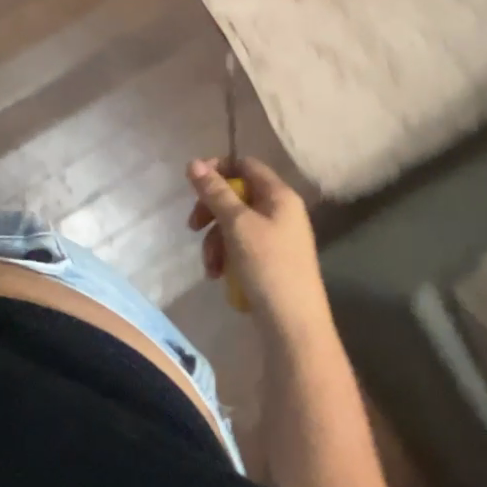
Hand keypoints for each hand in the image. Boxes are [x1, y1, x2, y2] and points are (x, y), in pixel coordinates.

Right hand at [185, 157, 331, 336]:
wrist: (293, 324)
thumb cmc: (268, 266)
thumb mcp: (236, 224)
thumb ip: (215, 192)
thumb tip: (193, 162)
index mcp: (279, 196)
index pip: (245, 165)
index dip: (218, 169)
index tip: (193, 183)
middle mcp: (280, 212)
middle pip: (235, 195)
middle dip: (210, 211)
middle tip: (193, 226)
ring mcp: (276, 237)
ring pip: (233, 223)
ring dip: (214, 240)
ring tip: (210, 264)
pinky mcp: (269, 260)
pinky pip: (239, 245)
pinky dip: (225, 255)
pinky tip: (218, 274)